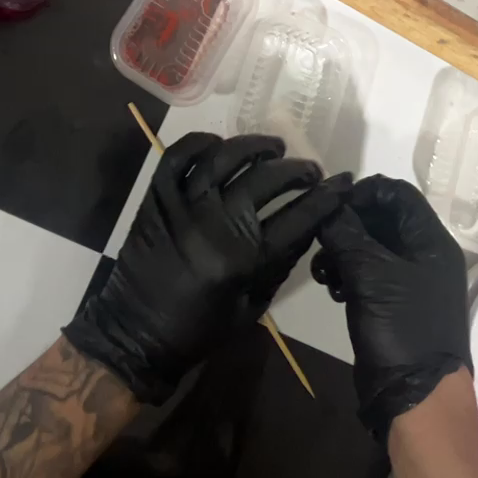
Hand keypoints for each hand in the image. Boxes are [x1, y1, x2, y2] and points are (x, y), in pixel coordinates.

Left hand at [65, 132, 350, 403]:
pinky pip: (178, 156)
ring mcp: (182, 205)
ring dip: (254, 146)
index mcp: (243, 259)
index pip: (298, 217)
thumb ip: (282, 262)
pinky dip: (201, 143)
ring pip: (224, 157)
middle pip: (265, 180)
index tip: (343, 182)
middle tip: (309, 169)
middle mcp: (214, 224)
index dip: (326, 197)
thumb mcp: (253, 305)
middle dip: (296, 170)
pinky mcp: (156, 197)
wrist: (135, 334)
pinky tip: (220, 145)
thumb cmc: (200, 329)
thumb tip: (307, 223)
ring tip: (273, 149)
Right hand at [312, 176, 470, 438]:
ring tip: (322, 268)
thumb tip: (326, 206)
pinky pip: (368, 272)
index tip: (331, 202)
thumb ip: (345, 233)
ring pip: (371, 246)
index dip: (364, 191)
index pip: (397, 193)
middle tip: (319, 234)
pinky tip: (331, 287)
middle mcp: (424, 255)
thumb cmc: (401, 327)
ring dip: (343, 249)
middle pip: (382, 218)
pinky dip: (348, 272)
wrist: (415, 398)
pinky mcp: (394, 303)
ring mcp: (410, 281)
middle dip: (348, 223)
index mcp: (430, 241)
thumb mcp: (369, 274)